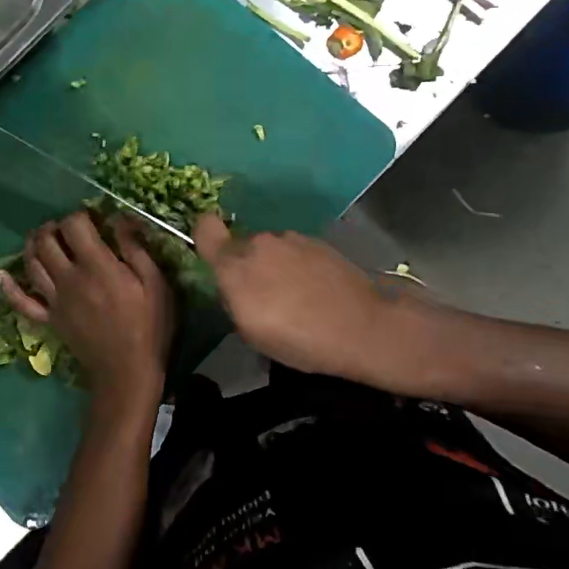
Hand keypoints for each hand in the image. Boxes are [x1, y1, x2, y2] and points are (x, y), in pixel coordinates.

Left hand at [0, 212, 174, 406]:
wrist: (128, 372)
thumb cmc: (149, 326)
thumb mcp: (156, 284)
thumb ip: (135, 249)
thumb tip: (120, 219)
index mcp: (96, 266)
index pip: (74, 226)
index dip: (80, 215)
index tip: (93, 219)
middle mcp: (69, 278)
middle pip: (46, 241)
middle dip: (53, 226)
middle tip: (66, 228)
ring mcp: (54, 299)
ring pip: (32, 264)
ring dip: (33, 245)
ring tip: (43, 238)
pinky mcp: (48, 319)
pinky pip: (21, 302)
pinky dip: (8, 287)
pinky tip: (0, 275)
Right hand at [193, 213, 393, 379]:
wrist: (363, 327)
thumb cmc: (299, 339)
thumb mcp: (251, 333)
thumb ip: (233, 301)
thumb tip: (234, 290)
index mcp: (234, 266)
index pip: (205, 229)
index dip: (204, 237)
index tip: (212, 257)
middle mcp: (259, 243)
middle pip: (240, 246)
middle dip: (246, 266)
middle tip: (262, 298)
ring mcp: (291, 239)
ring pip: (270, 248)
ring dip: (274, 266)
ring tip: (295, 299)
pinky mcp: (319, 242)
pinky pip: (295, 251)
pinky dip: (298, 267)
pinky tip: (315, 292)